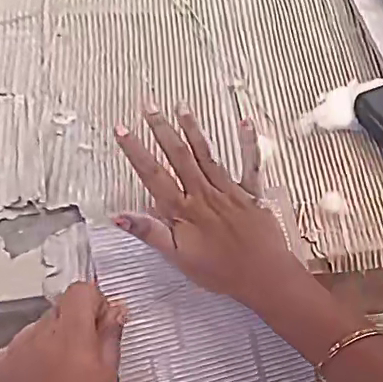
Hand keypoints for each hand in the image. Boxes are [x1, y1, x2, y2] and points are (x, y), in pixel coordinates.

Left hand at [0, 281, 124, 381]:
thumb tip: (114, 313)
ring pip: (38, 330)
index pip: (81, 291)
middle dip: (76, 326)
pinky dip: (32, 361)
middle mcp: (36, 335)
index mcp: (70, 335)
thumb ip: (110, 339)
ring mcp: (12, 350)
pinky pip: (18, 350)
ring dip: (53, 344)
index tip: (103, 324)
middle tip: (88, 360)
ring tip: (63, 381)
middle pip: (60, 310)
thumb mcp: (107, 380)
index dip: (96, 303)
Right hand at [112, 106, 313, 312]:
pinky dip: (248, 143)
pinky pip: (250, 165)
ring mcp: (229, 192)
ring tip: (180, 107)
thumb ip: (150, 233)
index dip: (136, 151)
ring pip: (207, 155)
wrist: (264, 276)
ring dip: (193, 130)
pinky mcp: (252, 195)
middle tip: (148, 105)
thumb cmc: (222, 272)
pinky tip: (245, 123)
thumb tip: (119, 217)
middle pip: (179, 156)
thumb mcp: (179, 258)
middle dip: (161, 129)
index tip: (121, 130)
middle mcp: (205, 195)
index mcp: (184, 211)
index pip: (154, 175)